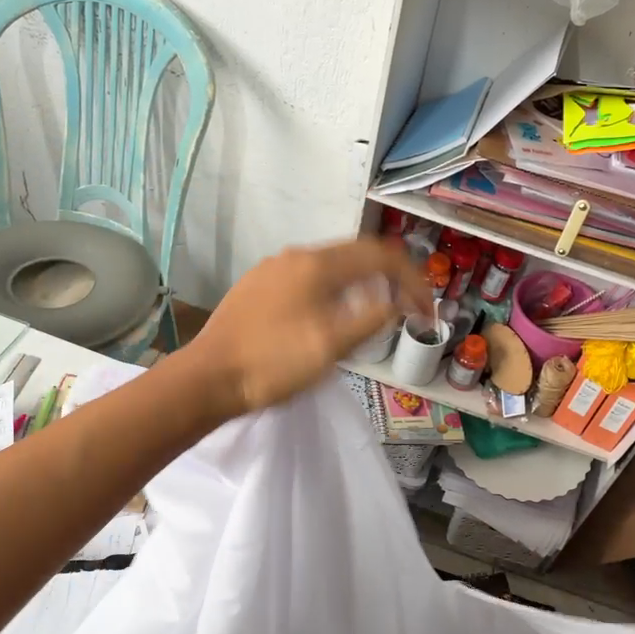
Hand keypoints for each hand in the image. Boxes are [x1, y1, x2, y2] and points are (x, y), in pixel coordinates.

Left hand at [180, 240, 429, 418]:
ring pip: (331, 267)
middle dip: (390, 279)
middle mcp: (295, 256)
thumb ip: (372, 318)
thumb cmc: (273, 364)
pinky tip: (332, 317)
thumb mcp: (333, 345)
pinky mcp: (257, 287)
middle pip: (357, 255)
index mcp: (317, 264)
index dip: (412, 281)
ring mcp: (272, 270)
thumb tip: (398, 302)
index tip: (427, 312)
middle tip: (409, 310)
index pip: (381, 256)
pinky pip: (308, 279)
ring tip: (377, 314)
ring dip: (362, 284)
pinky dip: (335, 291)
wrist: (207, 379)